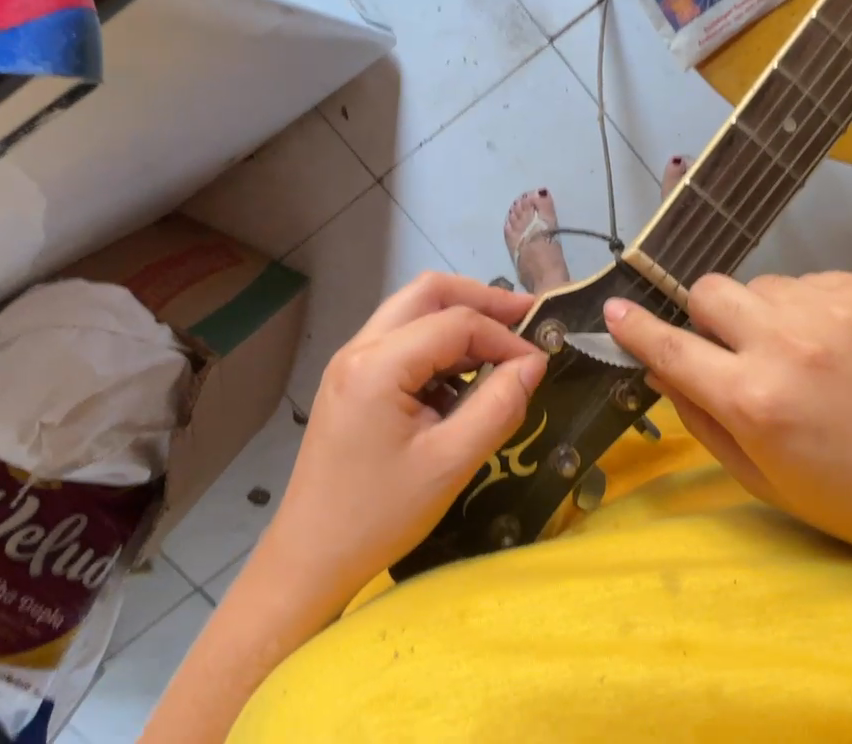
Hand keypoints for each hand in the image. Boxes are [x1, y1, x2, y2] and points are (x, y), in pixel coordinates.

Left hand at [260, 273, 547, 600]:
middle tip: (526, 321)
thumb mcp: (451, 463)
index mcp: (378, 364)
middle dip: (482, 301)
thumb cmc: (381, 515)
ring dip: (459, 323)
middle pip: (428, 293)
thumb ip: (499, 406)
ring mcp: (351, 364)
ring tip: (501, 352)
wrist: (311, 558)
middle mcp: (359, 349)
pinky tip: (463, 383)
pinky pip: (402, 343)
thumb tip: (534, 364)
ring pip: (413, 313)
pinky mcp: (352, 383)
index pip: (456, 322)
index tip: (540, 364)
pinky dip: (439, 348)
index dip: (505, 336)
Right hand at [604, 272, 851, 571]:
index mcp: (754, 400)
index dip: (636, 327)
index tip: (616, 309)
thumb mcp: (761, 477)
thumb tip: (658, 366)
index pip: (671, 347)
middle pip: (709, 290)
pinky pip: (812, 282)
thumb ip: (700, 416)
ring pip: (762, 284)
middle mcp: (787, 342)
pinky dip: (811, 309)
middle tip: (734, 349)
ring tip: (805, 356)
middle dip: (708, 316)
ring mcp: (835, 307)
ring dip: (764, 314)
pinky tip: (843, 348)